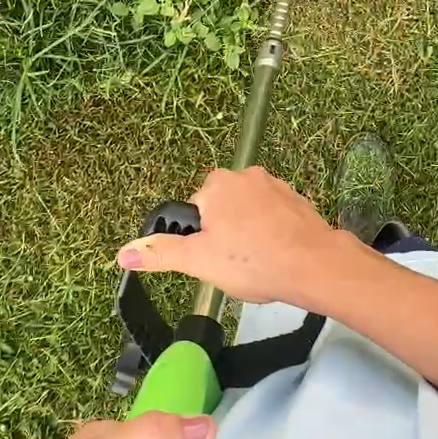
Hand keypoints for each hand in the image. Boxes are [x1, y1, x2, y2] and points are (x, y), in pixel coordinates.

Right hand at [116, 167, 358, 305]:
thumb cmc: (253, 260)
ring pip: (248, 213)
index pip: (195, 212)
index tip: (213, 258)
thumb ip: (161, 254)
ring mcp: (274, 184)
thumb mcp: (199, 261)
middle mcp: (245, 175)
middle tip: (235, 263)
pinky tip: (276, 255)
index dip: (200, 239)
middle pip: (221, 210)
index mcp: (217, 184)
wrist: (313, 263)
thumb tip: (124, 253)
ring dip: (248, 234)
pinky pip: (273, 216)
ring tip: (258, 262)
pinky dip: (271, 233)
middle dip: (224, 236)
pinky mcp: (296, 198)